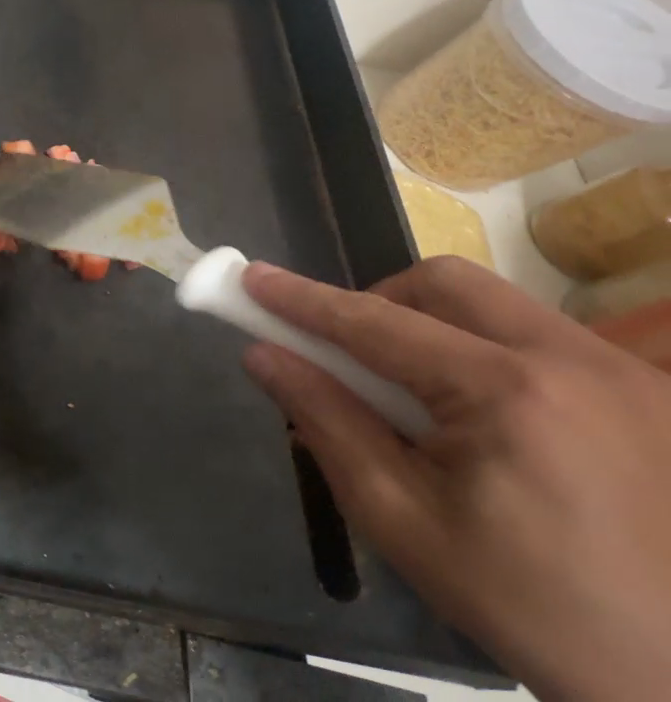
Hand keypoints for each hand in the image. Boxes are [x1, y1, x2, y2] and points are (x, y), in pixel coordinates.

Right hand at [244, 256, 670, 701]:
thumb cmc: (520, 599)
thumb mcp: (395, 513)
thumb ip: (326, 420)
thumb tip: (263, 355)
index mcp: (511, 394)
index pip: (376, 323)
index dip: (302, 300)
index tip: (248, 278)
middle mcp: (581, 363)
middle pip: (449, 285)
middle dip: (379, 302)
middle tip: (347, 355)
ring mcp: (634, 377)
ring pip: (500, 308)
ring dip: (437, 330)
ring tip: (422, 401)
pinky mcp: (657, 398)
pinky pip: (545, 342)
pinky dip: (489, 356)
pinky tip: (488, 423)